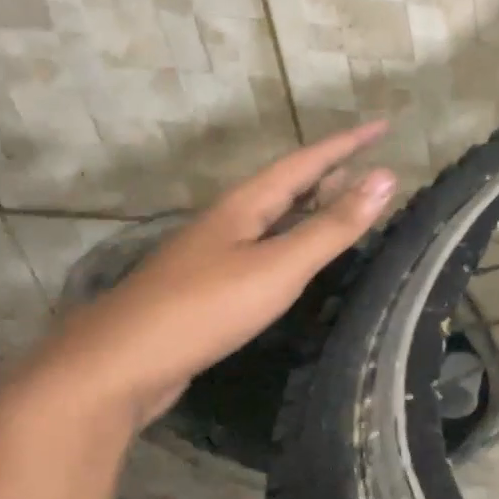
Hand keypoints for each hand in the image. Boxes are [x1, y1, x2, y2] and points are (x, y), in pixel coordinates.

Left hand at [23, 123, 397, 428]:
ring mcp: (215, 257)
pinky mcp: (210, 290)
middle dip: (332, 173)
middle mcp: (228, 223)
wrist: (112, 372)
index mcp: (243, 207)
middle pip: (288, 187)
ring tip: (352, 206)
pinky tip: (306, 259)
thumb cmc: (202, 309)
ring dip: (316, 207)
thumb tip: (386, 176)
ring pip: (277, 219)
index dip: (346, 144)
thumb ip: (334, 225)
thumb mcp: (280, 266)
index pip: (305, 163)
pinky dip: (299, 241)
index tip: (385, 126)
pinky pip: (268, 249)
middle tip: (375, 169)